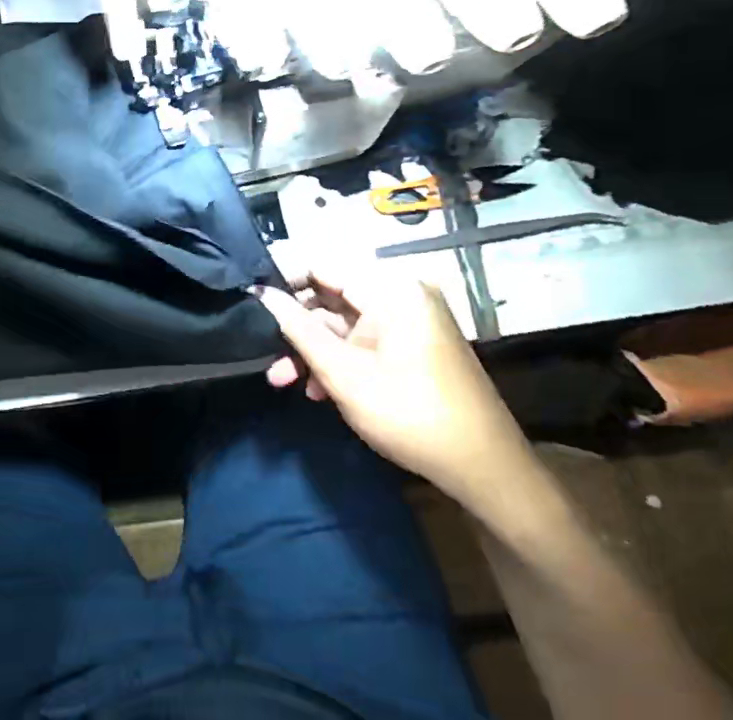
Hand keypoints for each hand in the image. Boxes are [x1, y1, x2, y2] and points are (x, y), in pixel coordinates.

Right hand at [256, 268, 534, 500]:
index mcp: (392, 289)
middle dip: (295, 327)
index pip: (324, 264)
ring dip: (312, 350)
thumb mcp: (344, 373)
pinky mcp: (411, 345)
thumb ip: (299, 330)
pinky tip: (317, 390)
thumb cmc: (409, 413)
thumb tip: (262, 294)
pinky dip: (339, 361)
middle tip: (261, 350)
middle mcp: (401, 295)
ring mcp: (408, 321)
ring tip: (280, 380)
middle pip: (332, 295)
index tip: (249, 294)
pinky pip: (364, 341)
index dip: (284, 276)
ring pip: (344, 324)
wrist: (483, 467)